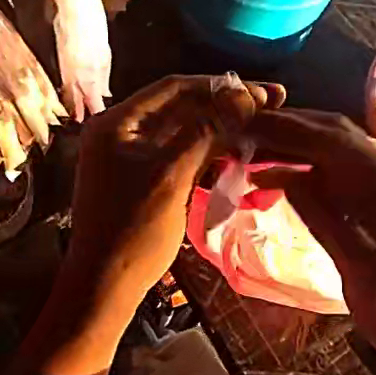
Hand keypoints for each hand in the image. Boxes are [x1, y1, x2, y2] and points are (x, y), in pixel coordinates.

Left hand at [68, 75, 281, 297]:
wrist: (104, 287)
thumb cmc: (133, 232)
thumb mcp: (171, 176)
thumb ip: (206, 132)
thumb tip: (244, 96)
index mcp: (117, 123)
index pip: (175, 88)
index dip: (222, 87)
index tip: (264, 92)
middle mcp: (119, 131)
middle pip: (179, 106)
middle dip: (224, 105)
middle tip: (272, 104)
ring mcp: (128, 156)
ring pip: (182, 130)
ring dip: (219, 127)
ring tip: (260, 124)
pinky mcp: (141, 178)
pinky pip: (178, 153)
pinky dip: (207, 150)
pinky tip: (236, 151)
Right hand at [246, 110, 375, 374]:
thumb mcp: (372, 279)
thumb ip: (331, 224)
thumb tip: (288, 177)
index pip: (344, 146)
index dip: (295, 131)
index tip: (252, 124)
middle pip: (342, 140)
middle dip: (293, 130)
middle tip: (244, 129)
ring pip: (339, 157)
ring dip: (298, 148)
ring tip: (253, 147)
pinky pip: (341, 181)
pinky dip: (308, 173)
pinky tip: (281, 175)